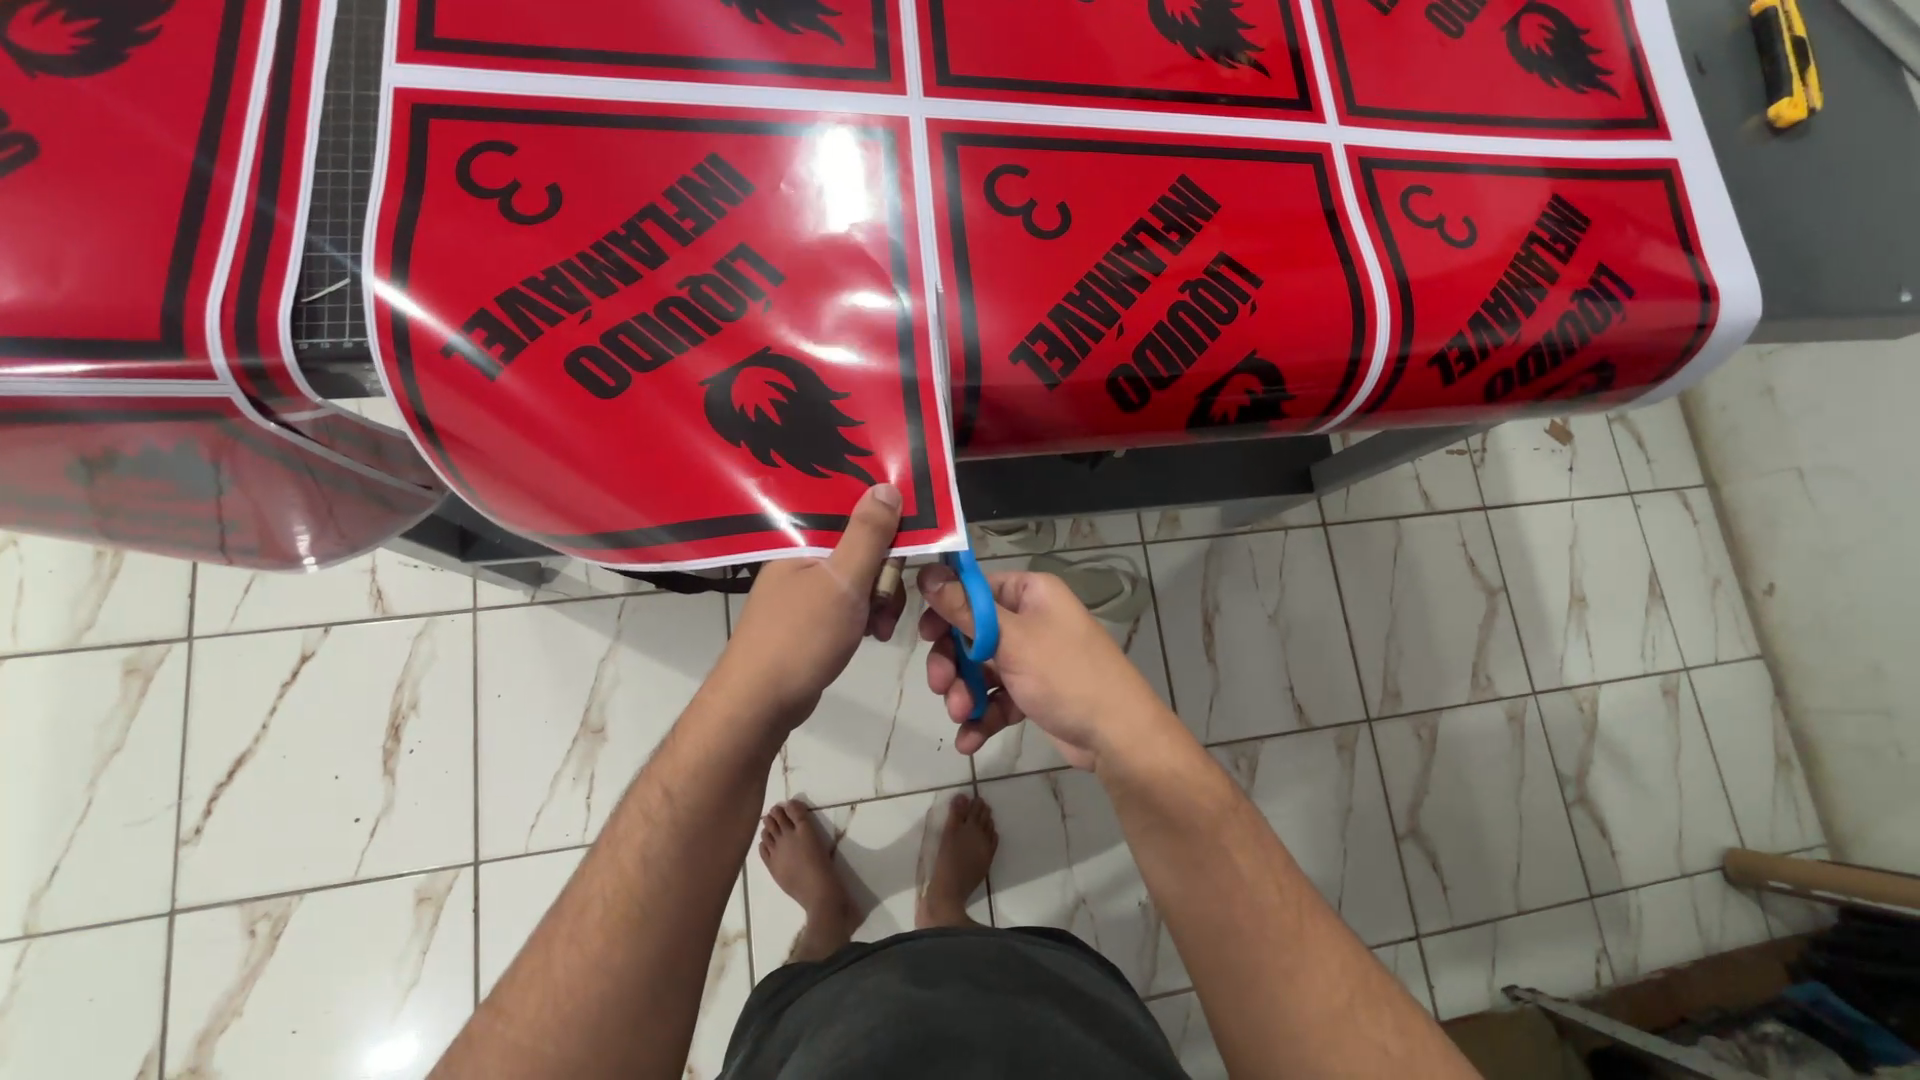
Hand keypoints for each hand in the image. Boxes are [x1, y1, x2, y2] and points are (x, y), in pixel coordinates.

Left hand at [721, 484, 906, 728]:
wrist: (761, 703)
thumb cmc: (801, 637)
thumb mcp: (842, 581)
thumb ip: (868, 534)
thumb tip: (886, 486)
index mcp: (800, 541)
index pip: (849, 512)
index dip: (882, 522)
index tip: (910, 537)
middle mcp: (800, 559)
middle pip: (859, 548)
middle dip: (883, 576)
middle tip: (887, 603)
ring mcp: (803, 591)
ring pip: (858, 580)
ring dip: (878, 602)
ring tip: (879, 629)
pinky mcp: (810, 619)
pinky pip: (848, 604)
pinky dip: (864, 619)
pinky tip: (870, 636)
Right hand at [917, 563, 1168, 769]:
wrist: (1117, 735)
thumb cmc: (1066, 675)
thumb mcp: (1011, 640)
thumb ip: (965, 609)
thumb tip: (927, 571)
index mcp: (1031, 594)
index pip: (976, 589)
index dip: (947, 609)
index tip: (926, 634)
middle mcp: (1031, 620)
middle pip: (972, 633)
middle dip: (952, 663)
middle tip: (940, 686)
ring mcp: (1032, 659)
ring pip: (980, 670)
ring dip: (965, 693)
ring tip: (961, 715)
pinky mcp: (1033, 693)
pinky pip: (997, 698)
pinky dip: (982, 716)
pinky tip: (969, 740)